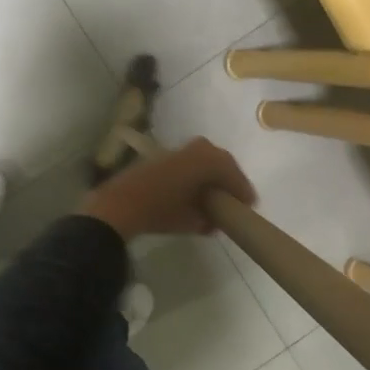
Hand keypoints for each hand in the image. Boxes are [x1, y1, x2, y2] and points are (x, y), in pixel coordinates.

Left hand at [79, 137, 255, 239]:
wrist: (119, 204)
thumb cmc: (160, 211)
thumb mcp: (192, 220)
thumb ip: (209, 219)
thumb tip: (215, 221)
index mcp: (209, 159)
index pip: (234, 174)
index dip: (242, 190)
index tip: (249, 205)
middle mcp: (197, 148)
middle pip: (221, 164)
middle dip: (228, 182)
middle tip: (234, 200)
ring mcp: (177, 149)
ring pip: (203, 161)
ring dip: (210, 177)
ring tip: (214, 199)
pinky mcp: (160, 155)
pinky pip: (186, 163)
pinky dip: (193, 176)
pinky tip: (192, 193)